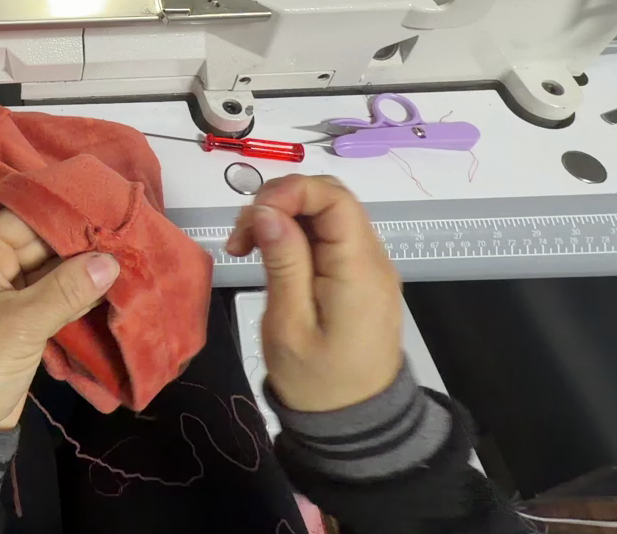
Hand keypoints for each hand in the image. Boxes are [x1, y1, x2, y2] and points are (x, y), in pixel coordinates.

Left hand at [0, 211, 119, 428]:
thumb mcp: (21, 323)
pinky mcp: (22, 320)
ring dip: (83, 271)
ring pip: (51, 272)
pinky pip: (53, 298)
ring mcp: (8, 294)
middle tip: (125, 235)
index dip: (62, 213)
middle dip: (80, 244)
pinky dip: (77, 296)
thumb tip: (110, 261)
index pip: (25, 218)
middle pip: (41, 244)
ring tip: (128, 257)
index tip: (104, 208)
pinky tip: (111, 290)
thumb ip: (66, 290)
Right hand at [226, 175, 402, 411]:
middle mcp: (371, 259)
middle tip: (245, 234)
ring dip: (280, 214)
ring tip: (247, 246)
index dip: (289, 192)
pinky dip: (290, 230)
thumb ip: (283, 262)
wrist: (356, 425)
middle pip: (329, 195)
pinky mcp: (354, 273)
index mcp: (359, 270)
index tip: (252, 219)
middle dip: (279, 200)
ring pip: (323, 209)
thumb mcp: (289, 325)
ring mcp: (366, 265)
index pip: (333, 198)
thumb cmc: (317, 381)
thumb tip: (267, 211)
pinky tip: (266, 252)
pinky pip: (324, 232)